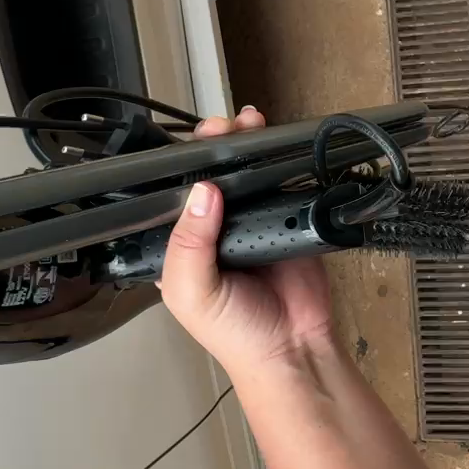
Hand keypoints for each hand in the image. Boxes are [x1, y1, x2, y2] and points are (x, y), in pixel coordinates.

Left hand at [159, 107, 335, 376]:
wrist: (295, 344)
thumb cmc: (235, 332)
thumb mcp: (195, 292)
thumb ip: (190, 245)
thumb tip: (203, 191)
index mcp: (181, 248)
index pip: (173, 199)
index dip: (177, 169)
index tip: (188, 143)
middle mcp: (215, 231)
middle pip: (212, 180)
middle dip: (215, 147)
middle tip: (224, 128)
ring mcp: (255, 224)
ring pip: (248, 178)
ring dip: (249, 149)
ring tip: (249, 123)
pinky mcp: (290, 222)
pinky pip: (285, 189)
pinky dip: (284, 166)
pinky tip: (280, 147)